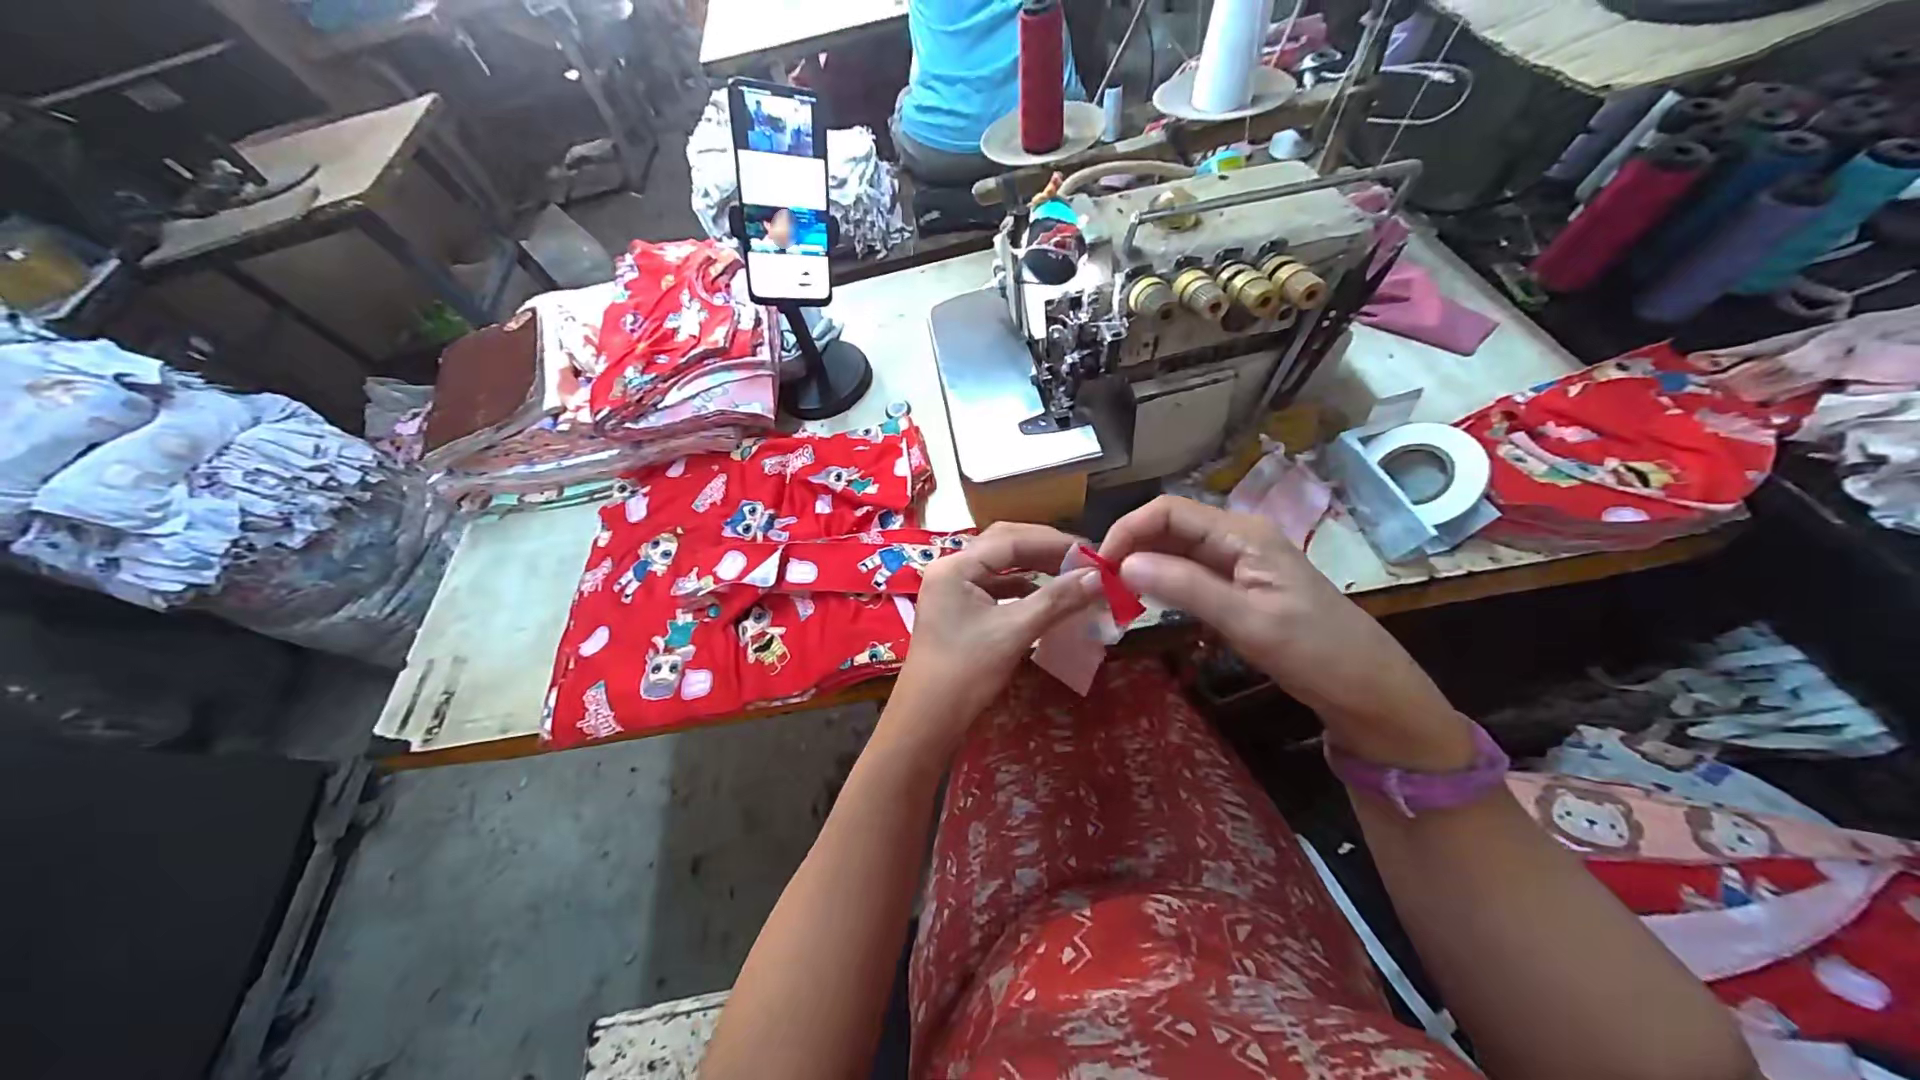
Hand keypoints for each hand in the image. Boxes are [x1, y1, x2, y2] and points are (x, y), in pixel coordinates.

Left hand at [881, 523, 1101, 763]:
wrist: (928, 719)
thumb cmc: (966, 672)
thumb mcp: (1014, 632)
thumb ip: (1056, 600)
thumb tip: (1098, 577)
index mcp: (955, 567)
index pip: (1010, 540)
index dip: (1053, 543)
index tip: (1091, 552)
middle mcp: (951, 570)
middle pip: (1004, 546)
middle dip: (1044, 550)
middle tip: (1082, 559)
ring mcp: (953, 590)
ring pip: (1001, 567)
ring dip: (1035, 568)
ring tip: (1070, 574)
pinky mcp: (960, 609)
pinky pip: (996, 587)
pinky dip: (1023, 588)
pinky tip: (1046, 596)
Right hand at [1101, 496, 1473, 769]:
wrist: (1366, 687)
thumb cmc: (1314, 650)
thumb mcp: (1247, 620)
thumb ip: (1185, 587)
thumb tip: (1123, 565)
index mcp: (1242, 533)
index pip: (1168, 511)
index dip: (1128, 530)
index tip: (1101, 567)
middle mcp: (1237, 537)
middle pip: (1168, 526)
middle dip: (1130, 548)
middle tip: (1101, 586)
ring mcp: (1237, 561)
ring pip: (1174, 550)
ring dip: (1142, 566)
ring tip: (1114, 596)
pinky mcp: (1237, 585)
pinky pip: (1188, 573)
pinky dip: (1161, 584)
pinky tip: (1145, 603)